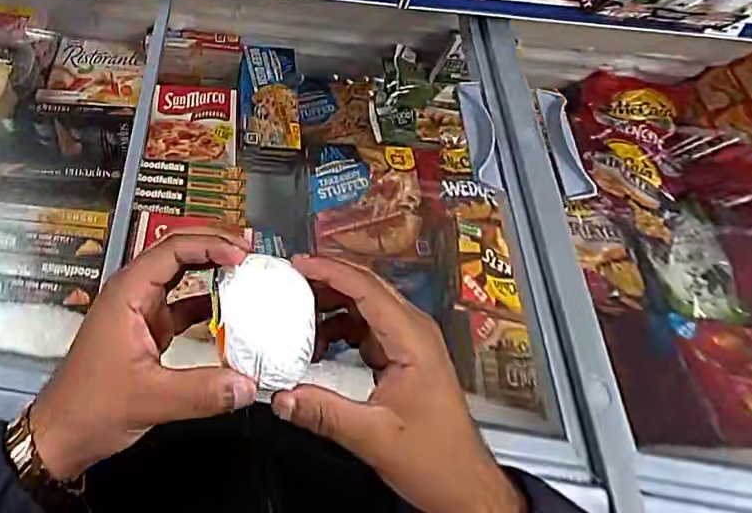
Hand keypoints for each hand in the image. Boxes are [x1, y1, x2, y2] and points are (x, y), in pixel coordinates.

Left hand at [29, 227, 257, 477]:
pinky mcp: (148, 326)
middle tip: (247, 249)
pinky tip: (228, 306)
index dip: (210, 245)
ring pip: (180, 271)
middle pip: (178, 249)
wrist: (61, 435)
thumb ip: (201, 392)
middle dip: (213, 243)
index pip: (174, 248)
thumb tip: (245, 385)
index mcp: (128, 290)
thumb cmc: (89, 407)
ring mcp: (141, 307)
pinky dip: (206, 299)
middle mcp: (134, 289)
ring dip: (210, 265)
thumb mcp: (150, 399)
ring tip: (242, 266)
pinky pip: (182, 301)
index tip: (240, 254)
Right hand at [273, 255, 523, 512]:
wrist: (467, 488)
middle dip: (327, 278)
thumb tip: (284, 398)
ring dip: (332, 303)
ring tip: (298, 308)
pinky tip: (319, 343)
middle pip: (365, 286)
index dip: (330, 269)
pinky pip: (366, 326)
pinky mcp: (402, 354)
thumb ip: (325, 414)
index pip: (366, 287)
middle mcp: (413, 329)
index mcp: (412, 337)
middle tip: (291, 277)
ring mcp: (409, 340)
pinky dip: (340, 327)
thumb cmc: (438, 461)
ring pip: (364, 304)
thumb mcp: (375, 438)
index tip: (300, 263)